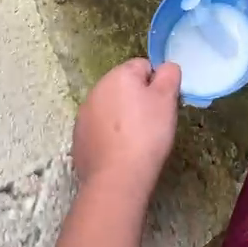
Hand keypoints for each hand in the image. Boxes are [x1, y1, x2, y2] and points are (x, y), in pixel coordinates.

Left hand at [71, 58, 181, 194]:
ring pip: (112, 108)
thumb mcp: (168, 97)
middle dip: (139, 99)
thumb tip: (165, 68)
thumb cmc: (147, 133)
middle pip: (125, 87)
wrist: (117, 179)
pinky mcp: (78, 140)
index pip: (144, 66)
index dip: (157, 84)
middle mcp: (96, 90)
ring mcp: (83, 116)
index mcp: (118, 75)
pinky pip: (100, 129)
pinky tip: (120, 151)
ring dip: (123, 116)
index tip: (162, 104)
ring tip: (136, 139)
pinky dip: (110, 135)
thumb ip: (169, 73)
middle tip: (152, 121)